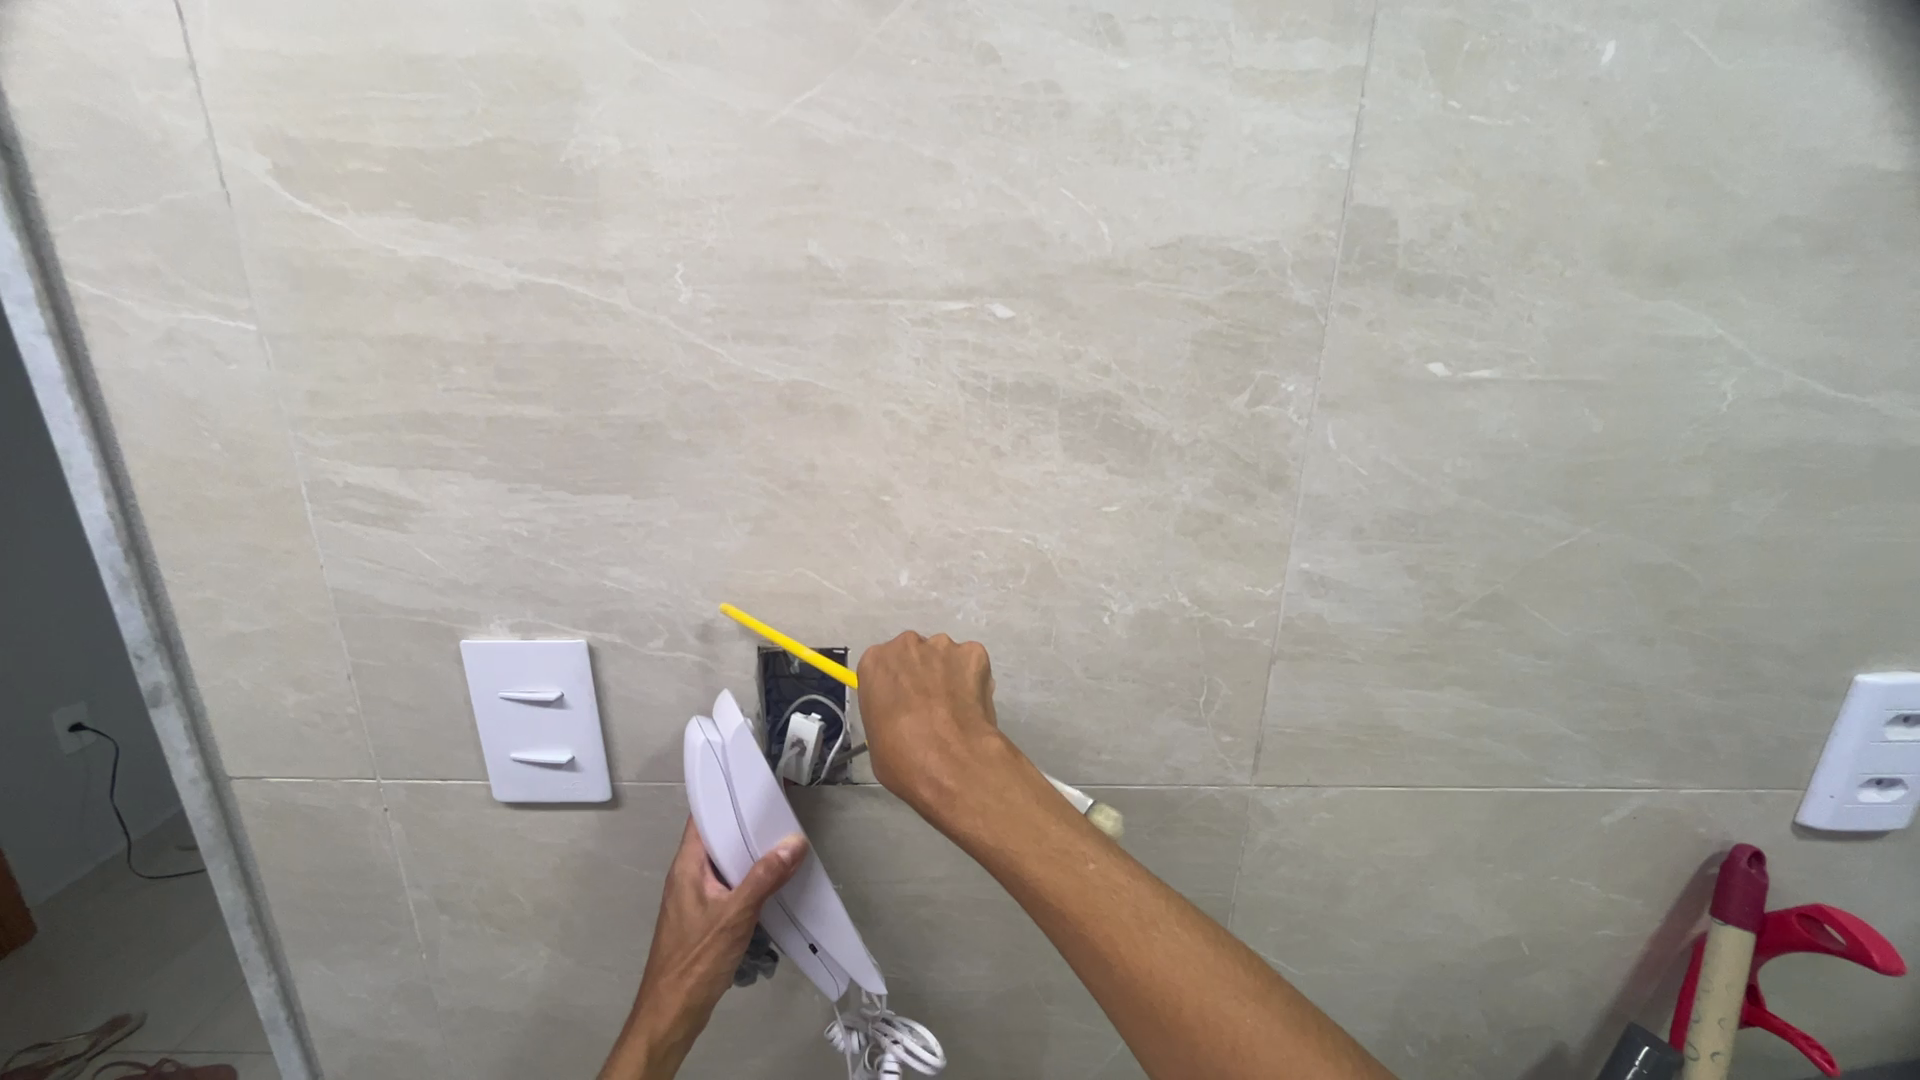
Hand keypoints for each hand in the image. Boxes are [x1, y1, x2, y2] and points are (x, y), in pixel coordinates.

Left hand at [599, 818, 806, 1079]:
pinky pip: (732, 883)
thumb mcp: (735, 915)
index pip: (704, 817)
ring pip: (728, 862)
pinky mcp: (706, 916)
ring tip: (786, 838)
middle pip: (720, 837)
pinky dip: (752, 877)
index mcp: (687, 865)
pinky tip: (776, 879)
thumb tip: (794, 842)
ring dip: (753, 852)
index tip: (758, 783)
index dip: (728, 797)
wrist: (671, 1014)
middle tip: (783, 807)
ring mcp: (697, 896)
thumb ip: (765, 877)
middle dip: (749, 824)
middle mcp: (689, 875)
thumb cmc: (695, 960)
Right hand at [856, 631, 1008, 816]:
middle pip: (914, 655)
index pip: (883, 668)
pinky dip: (975, 679)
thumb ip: (886, 712)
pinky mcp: (974, 653)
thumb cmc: (902, 756)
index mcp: (875, 661)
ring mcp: (943, 646)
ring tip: (956, 709)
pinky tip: (974, 705)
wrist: (949, 761)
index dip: (896, 688)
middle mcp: (907, 644)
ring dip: (949, 675)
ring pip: (945, 657)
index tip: (904, 706)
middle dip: (922, 676)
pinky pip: (973, 663)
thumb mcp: (875, 737)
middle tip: (931, 707)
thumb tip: (903, 718)